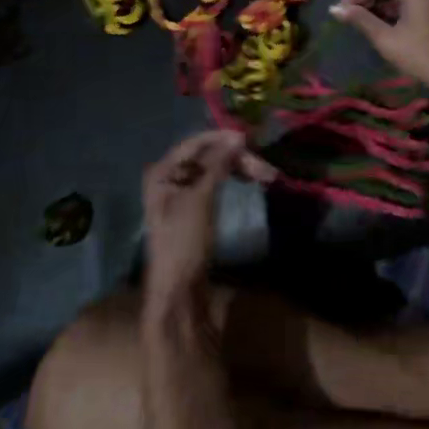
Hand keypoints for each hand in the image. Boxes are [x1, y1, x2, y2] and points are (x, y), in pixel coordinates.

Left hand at [141, 130, 274, 309]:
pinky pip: (216, 181)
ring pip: (215, 168)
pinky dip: (234, 179)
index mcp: (162, 172)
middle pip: (208, 155)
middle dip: (236, 158)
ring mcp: (182, 191)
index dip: (222, 138)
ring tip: (267, 175)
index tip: (250, 139)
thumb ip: (218, 164)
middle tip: (265, 168)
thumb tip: (237, 136)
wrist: (179, 291)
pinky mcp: (195, 205)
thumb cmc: (184, 241)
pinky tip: (251, 180)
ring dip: (240, 168)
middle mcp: (170, 176)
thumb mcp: (201, 199)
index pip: (195, 143)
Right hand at [329, 0, 428, 88]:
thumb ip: (360, 19)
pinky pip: (405, 0)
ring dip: (376, 4)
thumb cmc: (421, 57)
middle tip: (346, 16)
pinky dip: (390, 9)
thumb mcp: (386, 39)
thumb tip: (334, 9)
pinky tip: (376, 22)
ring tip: (357, 21)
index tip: (338, 11)